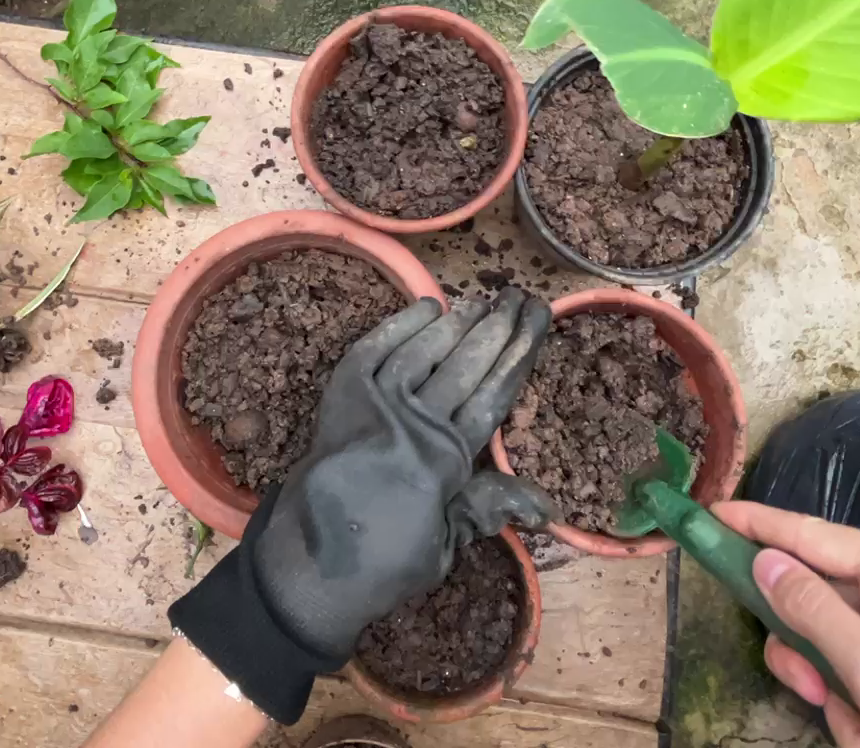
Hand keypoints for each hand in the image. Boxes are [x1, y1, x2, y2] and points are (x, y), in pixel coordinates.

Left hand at [252, 288, 553, 655]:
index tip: (537, 322)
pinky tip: (428, 307)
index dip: (518, 356)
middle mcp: (416, 423)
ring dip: (457, 323)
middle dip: (496, 328)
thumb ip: (488, 508)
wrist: (310, 563)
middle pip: (466, 364)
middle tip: (518, 297)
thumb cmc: (384, 560)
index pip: (494, 395)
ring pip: (426, 351)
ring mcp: (377, 403)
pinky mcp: (344, 393)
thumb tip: (550, 503)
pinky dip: (401, 325)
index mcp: (448, 460)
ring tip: (483, 300)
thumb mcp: (445, 545)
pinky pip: (376, 348)